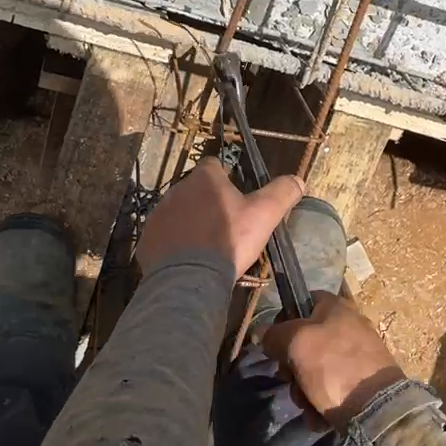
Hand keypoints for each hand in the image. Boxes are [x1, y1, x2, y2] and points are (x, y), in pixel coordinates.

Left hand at [135, 158, 305, 277]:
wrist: (189, 279)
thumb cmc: (229, 240)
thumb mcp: (264, 215)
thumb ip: (282, 193)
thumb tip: (299, 179)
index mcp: (204, 178)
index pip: (215, 165)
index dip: (227, 179)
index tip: (239, 198)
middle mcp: (176, 189)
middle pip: (196, 190)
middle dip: (209, 202)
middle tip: (226, 226)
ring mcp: (158, 215)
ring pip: (179, 212)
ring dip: (191, 223)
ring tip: (208, 246)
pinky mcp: (147, 239)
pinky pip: (165, 236)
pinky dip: (175, 244)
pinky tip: (189, 261)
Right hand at [262, 296, 406, 430]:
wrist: (375, 408)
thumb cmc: (333, 365)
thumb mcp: (296, 342)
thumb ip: (275, 334)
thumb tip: (263, 334)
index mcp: (336, 307)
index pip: (302, 301)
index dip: (283, 320)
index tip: (274, 342)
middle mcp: (347, 326)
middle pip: (304, 340)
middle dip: (291, 365)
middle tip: (289, 378)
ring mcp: (355, 356)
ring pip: (313, 368)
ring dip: (302, 389)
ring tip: (307, 404)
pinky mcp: (359, 382)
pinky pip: (329, 387)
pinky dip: (320, 402)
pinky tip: (319, 415)